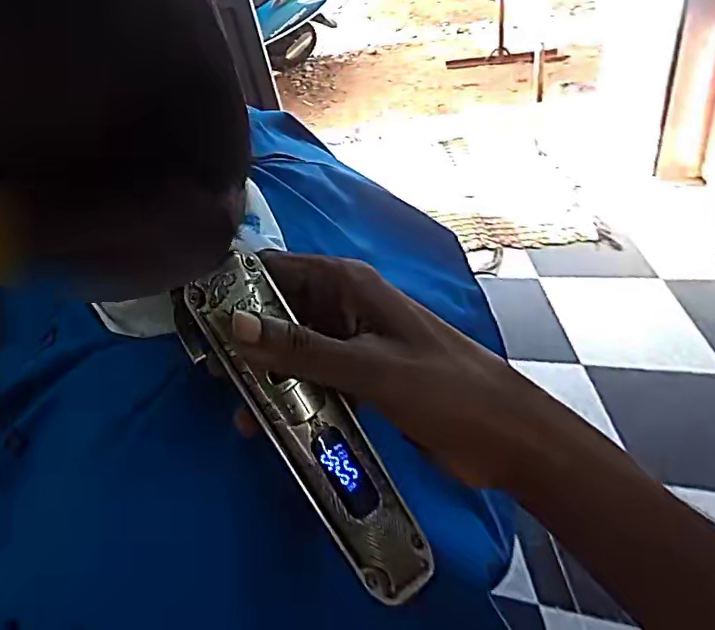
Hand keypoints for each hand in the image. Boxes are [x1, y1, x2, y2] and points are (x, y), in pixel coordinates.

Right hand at [228, 252, 577, 490]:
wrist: (515, 443)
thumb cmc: (445, 389)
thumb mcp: (368, 368)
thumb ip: (299, 348)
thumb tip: (233, 324)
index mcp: (344, 282)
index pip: (273, 270)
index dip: (233, 286)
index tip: (198, 313)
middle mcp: (341, 303)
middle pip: (275, 310)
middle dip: (244, 338)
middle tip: (214, 370)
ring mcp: (348, 339)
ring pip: (289, 347)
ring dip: (265, 375)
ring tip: (240, 409)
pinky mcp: (356, 373)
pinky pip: (310, 376)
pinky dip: (290, 395)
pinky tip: (270, 423)